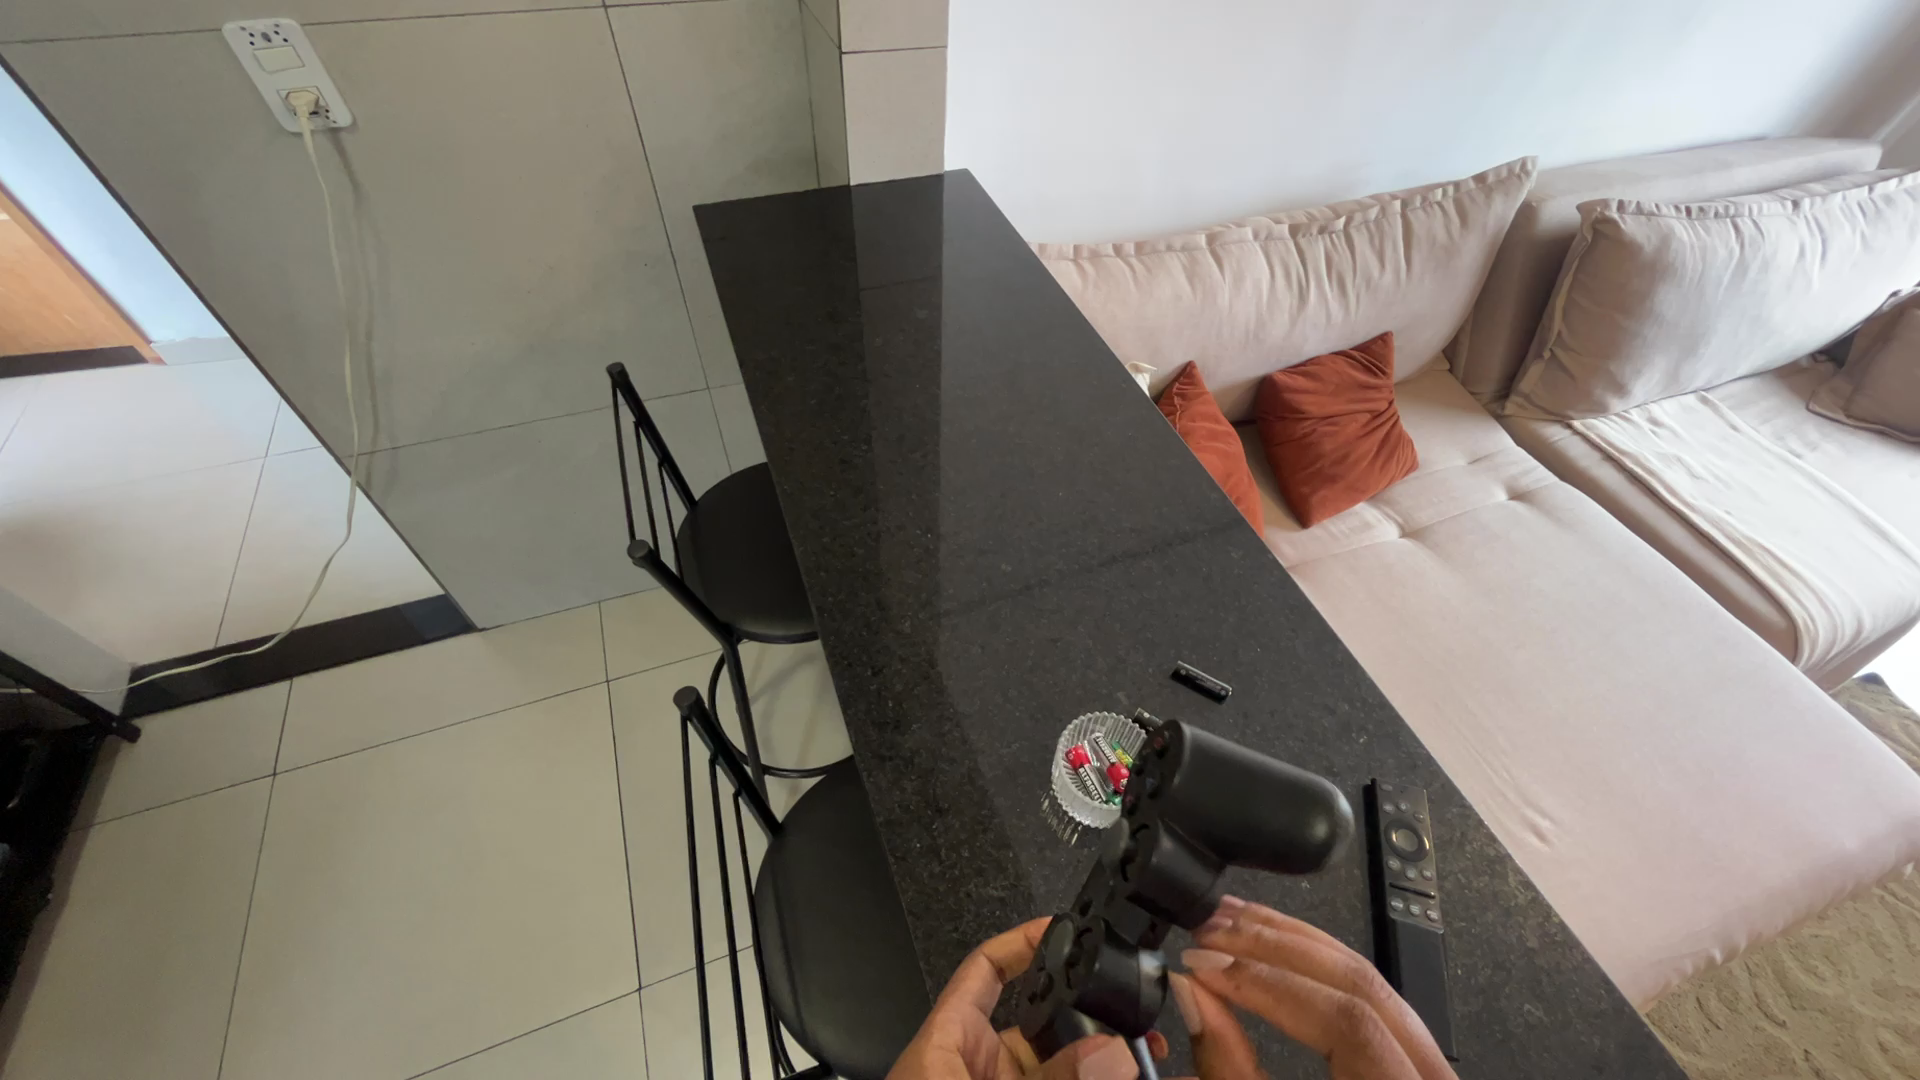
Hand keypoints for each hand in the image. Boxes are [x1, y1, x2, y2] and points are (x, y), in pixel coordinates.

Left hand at [887, 917, 1168, 1079]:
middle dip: (1089, 1021)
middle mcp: (978, 1068)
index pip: (986, 971)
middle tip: (1136, 1022)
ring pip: (1065, 1068)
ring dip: (1104, 1065)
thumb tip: (1110, 1053)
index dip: (1024, 942)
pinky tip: (1134, 1078)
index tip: (1067, 928)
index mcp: (951, 1043)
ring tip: (1147, 1060)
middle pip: (1042, 1025)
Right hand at [1169, 896, 1456, 1079]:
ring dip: (1287, 940)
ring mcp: (1435, 1075)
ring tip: (1227, 920)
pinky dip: (1310, 959)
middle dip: (1271, 945)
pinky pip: (1367, 993)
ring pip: (1367, 975)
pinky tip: (1270, 941)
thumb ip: (1228, 1068)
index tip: (1203, 965)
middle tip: (1206, 931)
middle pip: (1360, 983)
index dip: (1265, 982)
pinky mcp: (1417, 1063)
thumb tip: (1193, 991)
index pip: (1347, 1021)